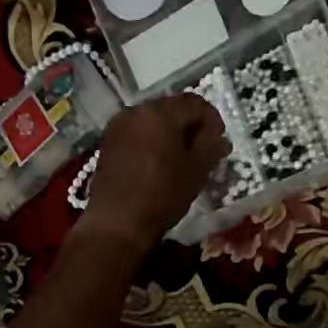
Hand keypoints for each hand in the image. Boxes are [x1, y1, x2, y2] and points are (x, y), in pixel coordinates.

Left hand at [78, 95, 227, 253]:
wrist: (116, 224)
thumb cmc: (161, 196)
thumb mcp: (196, 172)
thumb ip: (212, 148)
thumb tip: (221, 138)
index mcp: (160, 111)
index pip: (195, 103)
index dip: (212, 120)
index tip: (218, 141)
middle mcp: (135, 111)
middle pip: (171, 109)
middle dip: (189, 126)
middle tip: (200, 150)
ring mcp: (117, 127)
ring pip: (152, 122)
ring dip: (168, 135)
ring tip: (178, 159)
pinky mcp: (107, 145)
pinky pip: (135, 135)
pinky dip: (150, 143)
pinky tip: (156, 164)